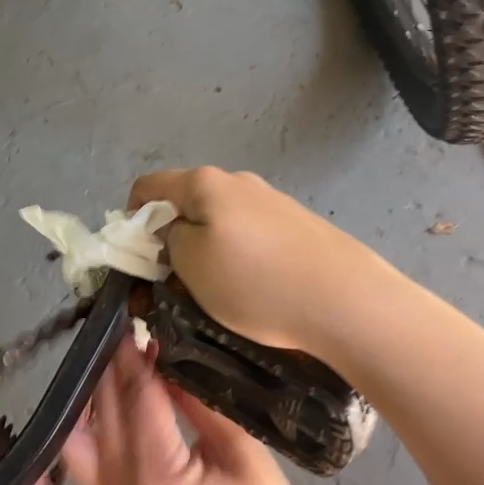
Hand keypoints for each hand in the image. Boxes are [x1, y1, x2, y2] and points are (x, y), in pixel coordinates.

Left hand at [29, 338, 325, 484]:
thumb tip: (164, 351)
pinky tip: (36, 467)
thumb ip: (199, 401)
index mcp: (157, 470)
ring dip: (82, 403)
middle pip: (103, 406)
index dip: (131, 349)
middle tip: (121, 327)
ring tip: (102, 370)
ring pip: (73, 442)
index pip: (135, 391)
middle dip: (111, 362)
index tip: (129, 313)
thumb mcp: (242, 452)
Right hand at [130, 167, 387, 352]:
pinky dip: (243, 257)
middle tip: (175, 282)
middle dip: (173, 237)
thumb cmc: (256, 283)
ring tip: (220, 293)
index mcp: (204, 182)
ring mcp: (273, 200)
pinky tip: (260, 290)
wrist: (350, 303)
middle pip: (187, 202)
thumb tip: (171, 232)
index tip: (139, 259)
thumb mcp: (190, 266)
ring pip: (221, 220)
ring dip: (209, 249)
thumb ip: (167, 241)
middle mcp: (238, 181)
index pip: (147, 186)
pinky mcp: (301, 225)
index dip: (132, 219)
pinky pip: (253, 235)